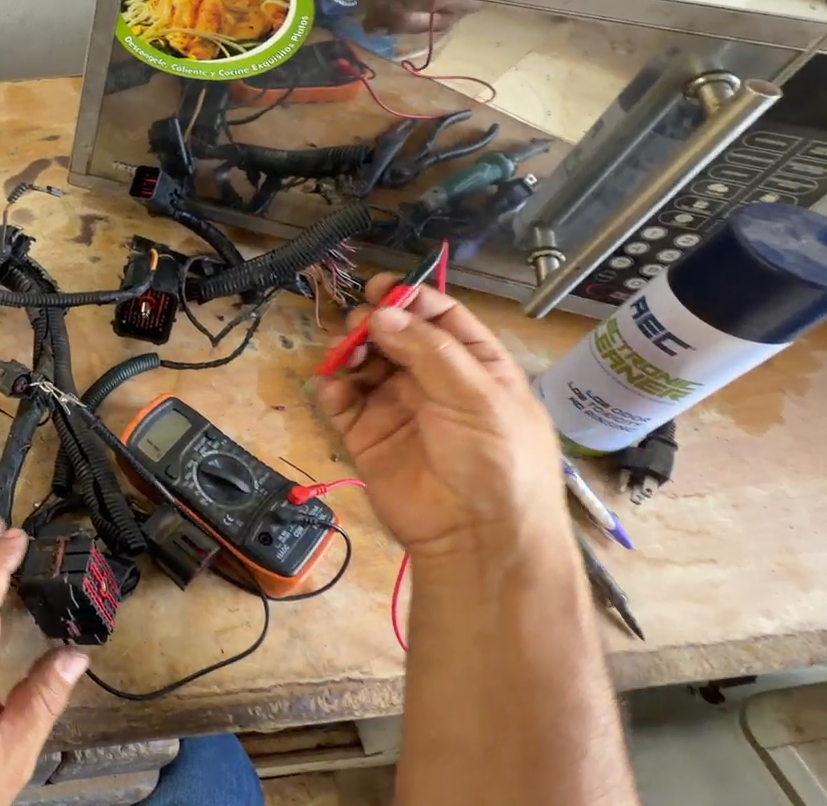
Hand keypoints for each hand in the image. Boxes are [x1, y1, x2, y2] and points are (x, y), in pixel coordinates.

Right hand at [312, 275, 564, 563]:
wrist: (475, 536)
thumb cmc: (495, 461)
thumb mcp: (477, 398)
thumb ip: (429, 351)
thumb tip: (380, 315)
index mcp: (473, 366)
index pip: (439, 317)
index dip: (409, 300)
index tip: (379, 290)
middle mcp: (432, 380)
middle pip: (393, 336)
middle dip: (371, 325)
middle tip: (358, 327)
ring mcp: (396, 407)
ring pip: (362, 363)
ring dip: (348, 353)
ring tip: (343, 357)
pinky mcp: (365, 434)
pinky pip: (340, 401)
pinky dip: (331, 390)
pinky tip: (334, 391)